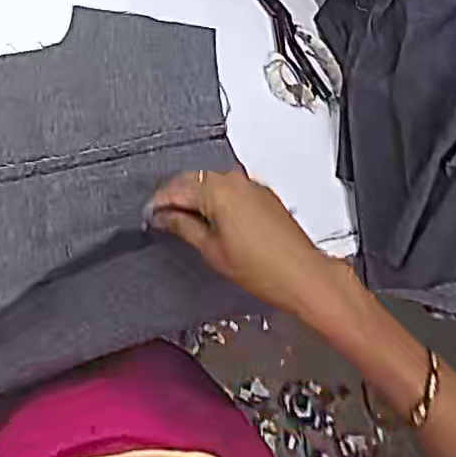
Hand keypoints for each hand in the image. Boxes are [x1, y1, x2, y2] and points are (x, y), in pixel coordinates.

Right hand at [148, 169, 355, 326]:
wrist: (305, 276)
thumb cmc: (265, 269)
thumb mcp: (212, 250)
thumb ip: (183, 227)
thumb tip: (164, 217)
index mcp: (217, 190)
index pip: (176, 189)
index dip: (159, 203)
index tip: (150, 214)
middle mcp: (233, 180)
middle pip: (192, 180)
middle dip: (174, 196)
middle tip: (161, 215)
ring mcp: (249, 184)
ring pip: (210, 182)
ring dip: (194, 195)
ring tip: (183, 218)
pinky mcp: (261, 192)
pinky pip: (229, 187)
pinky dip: (215, 197)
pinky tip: (211, 216)